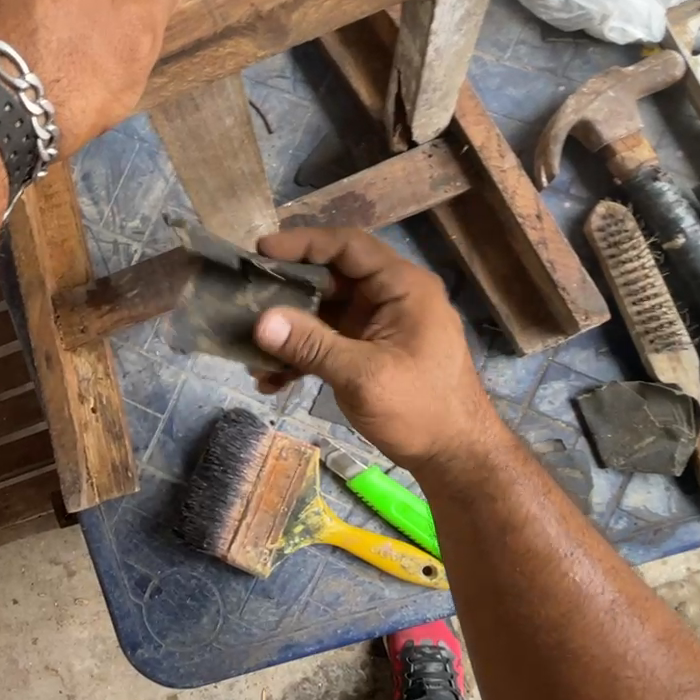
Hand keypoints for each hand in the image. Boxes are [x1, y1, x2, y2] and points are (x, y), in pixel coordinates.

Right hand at [252, 228, 505, 470]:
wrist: (454, 456)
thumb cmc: (420, 408)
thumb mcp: (362, 375)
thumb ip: (311, 345)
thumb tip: (260, 322)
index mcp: (402, 287)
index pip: (348, 246)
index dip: (303, 243)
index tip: (260, 251)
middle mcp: (389, 298)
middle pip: (329, 279)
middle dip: (286, 294)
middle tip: (245, 302)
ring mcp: (378, 326)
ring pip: (323, 314)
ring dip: (289, 333)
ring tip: (253, 356)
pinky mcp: (368, 352)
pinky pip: (327, 342)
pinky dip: (301, 357)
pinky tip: (272, 381)